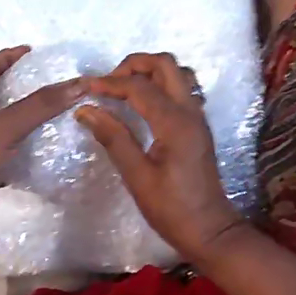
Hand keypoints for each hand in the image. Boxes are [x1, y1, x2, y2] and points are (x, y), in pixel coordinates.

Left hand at [0, 46, 83, 215]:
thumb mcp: (6, 125)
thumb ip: (41, 105)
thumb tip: (79, 84)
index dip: (5, 57)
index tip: (30, 53)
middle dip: (17, 84)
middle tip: (45, 81)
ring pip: (2, 122)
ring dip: (23, 115)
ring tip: (51, 110)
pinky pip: (8, 148)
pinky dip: (25, 143)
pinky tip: (46, 144)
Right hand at [76, 52, 245, 260]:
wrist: (209, 230)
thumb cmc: (171, 209)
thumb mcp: (137, 176)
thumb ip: (113, 138)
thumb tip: (86, 110)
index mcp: (175, 123)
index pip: (139, 86)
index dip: (109, 83)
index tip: (85, 88)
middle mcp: (191, 112)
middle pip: (166, 64)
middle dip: (134, 65)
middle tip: (108, 84)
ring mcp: (198, 118)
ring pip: (177, 74)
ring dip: (149, 73)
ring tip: (123, 91)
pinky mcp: (197, 127)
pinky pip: (181, 90)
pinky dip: (159, 86)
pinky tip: (140, 106)